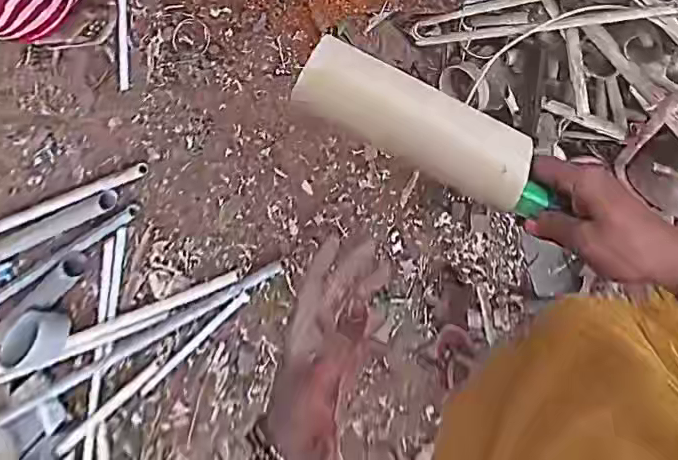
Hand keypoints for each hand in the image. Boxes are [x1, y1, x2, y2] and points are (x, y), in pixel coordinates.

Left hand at [264, 236, 388, 459]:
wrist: (293, 452)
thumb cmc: (295, 413)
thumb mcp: (319, 373)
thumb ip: (343, 340)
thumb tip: (365, 307)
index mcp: (303, 329)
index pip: (313, 284)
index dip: (324, 261)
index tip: (337, 239)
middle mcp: (316, 334)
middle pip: (336, 292)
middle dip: (353, 269)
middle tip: (372, 247)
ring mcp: (328, 351)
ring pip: (349, 312)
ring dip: (366, 292)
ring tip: (384, 273)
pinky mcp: (340, 371)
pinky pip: (358, 339)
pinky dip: (370, 327)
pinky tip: (382, 319)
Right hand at [525, 155, 677, 288]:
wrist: (673, 260)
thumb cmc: (636, 249)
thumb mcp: (584, 242)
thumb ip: (553, 226)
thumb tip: (533, 220)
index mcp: (583, 178)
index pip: (540, 166)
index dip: (523, 182)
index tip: (516, 199)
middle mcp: (593, 174)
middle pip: (552, 176)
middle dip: (540, 198)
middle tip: (536, 220)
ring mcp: (603, 184)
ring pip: (565, 188)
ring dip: (556, 206)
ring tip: (559, 230)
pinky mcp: (610, 197)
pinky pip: (579, 196)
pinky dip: (571, 210)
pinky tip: (575, 232)